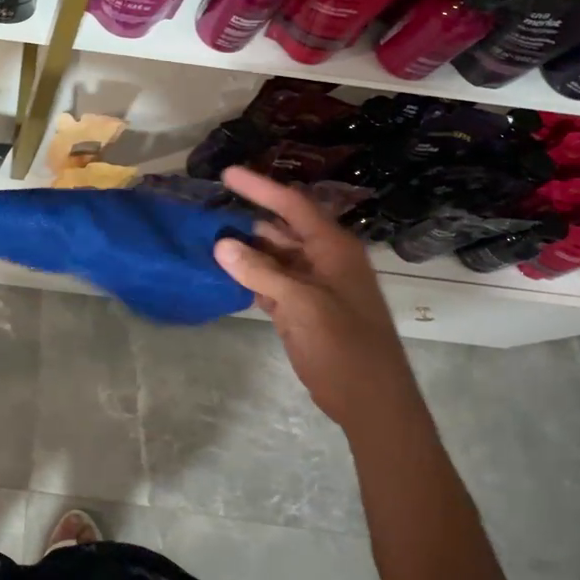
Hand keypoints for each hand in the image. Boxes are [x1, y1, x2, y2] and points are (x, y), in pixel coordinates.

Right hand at [213, 166, 421, 430]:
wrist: (374, 405)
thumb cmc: (346, 349)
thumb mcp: (302, 306)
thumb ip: (261, 272)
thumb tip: (221, 244)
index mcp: (334, 248)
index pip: (292, 205)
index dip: (259, 187)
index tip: (225, 173)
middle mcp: (324, 259)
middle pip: (280, 228)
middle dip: (246, 218)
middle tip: (206, 211)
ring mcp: (314, 286)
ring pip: (273, 256)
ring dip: (244, 249)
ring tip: (205, 238)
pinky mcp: (304, 309)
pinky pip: (272, 281)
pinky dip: (250, 275)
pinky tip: (223, 272)